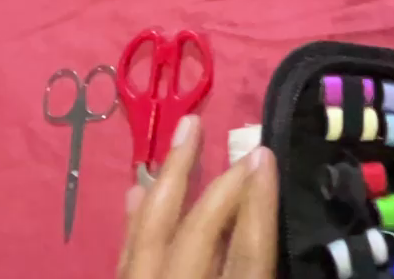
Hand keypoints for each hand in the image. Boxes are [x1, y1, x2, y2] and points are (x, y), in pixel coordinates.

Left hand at [120, 115, 278, 278]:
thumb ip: (258, 266)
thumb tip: (267, 220)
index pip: (246, 256)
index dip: (259, 205)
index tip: (266, 156)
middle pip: (197, 235)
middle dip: (222, 187)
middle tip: (249, 149)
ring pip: (150, 234)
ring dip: (169, 179)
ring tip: (186, 129)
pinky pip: (126, 257)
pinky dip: (135, 221)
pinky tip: (137, 190)